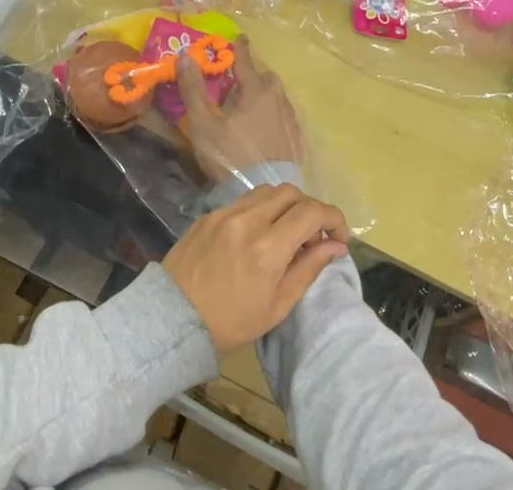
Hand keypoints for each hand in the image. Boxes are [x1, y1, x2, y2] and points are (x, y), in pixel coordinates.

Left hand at [162, 184, 348, 353]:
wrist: (172, 319)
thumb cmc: (230, 323)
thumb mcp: (277, 305)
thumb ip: (308, 268)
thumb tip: (336, 246)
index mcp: (267, 247)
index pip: (312, 212)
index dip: (334, 219)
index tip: (339, 238)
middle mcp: (247, 220)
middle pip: (291, 192)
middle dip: (311, 209)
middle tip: (314, 236)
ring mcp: (224, 213)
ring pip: (267, 191)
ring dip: (286, 205)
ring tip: (288, 232)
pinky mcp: (208, 215)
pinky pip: (243, 201)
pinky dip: (261, 209)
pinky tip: (259, 233)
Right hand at [176, 37, 301, 186]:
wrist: (266, 192)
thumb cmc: (231, 156)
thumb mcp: (204, 124)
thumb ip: (194, 89)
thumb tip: (185, 55)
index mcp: (256, 92)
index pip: (246, 62)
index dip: (240, 49)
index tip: (239, 39)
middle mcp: (278, 101)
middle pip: (267, 78)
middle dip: (255, 74)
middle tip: (240, 80)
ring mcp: (291, 122)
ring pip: (279, 98)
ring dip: (266, 94)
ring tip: (252, 103)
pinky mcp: (296, 142)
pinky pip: (286, 117)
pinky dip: (275, 114)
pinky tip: (267, 127)